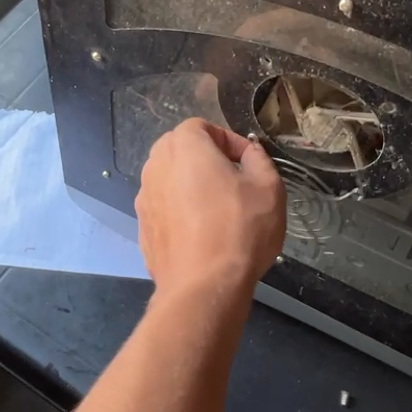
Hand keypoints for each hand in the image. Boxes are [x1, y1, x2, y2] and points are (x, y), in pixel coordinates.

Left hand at [135, 119, 286, 309]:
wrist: (203, 285)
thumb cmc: (239, 228)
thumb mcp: (268, 187)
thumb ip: (258, 159)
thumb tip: (249, 151)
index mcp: (183, 146)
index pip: (203, 126)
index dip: (229, 141)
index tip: (249, 163)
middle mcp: (155, 165)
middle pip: (181, 149)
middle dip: (207, 159)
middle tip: (235, 182)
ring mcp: (144, 197)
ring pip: (171, 179)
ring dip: (192, 185)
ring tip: (220, 209)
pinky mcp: (143, 226)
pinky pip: (165, 207)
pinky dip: (181, 211)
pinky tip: (202, 233)